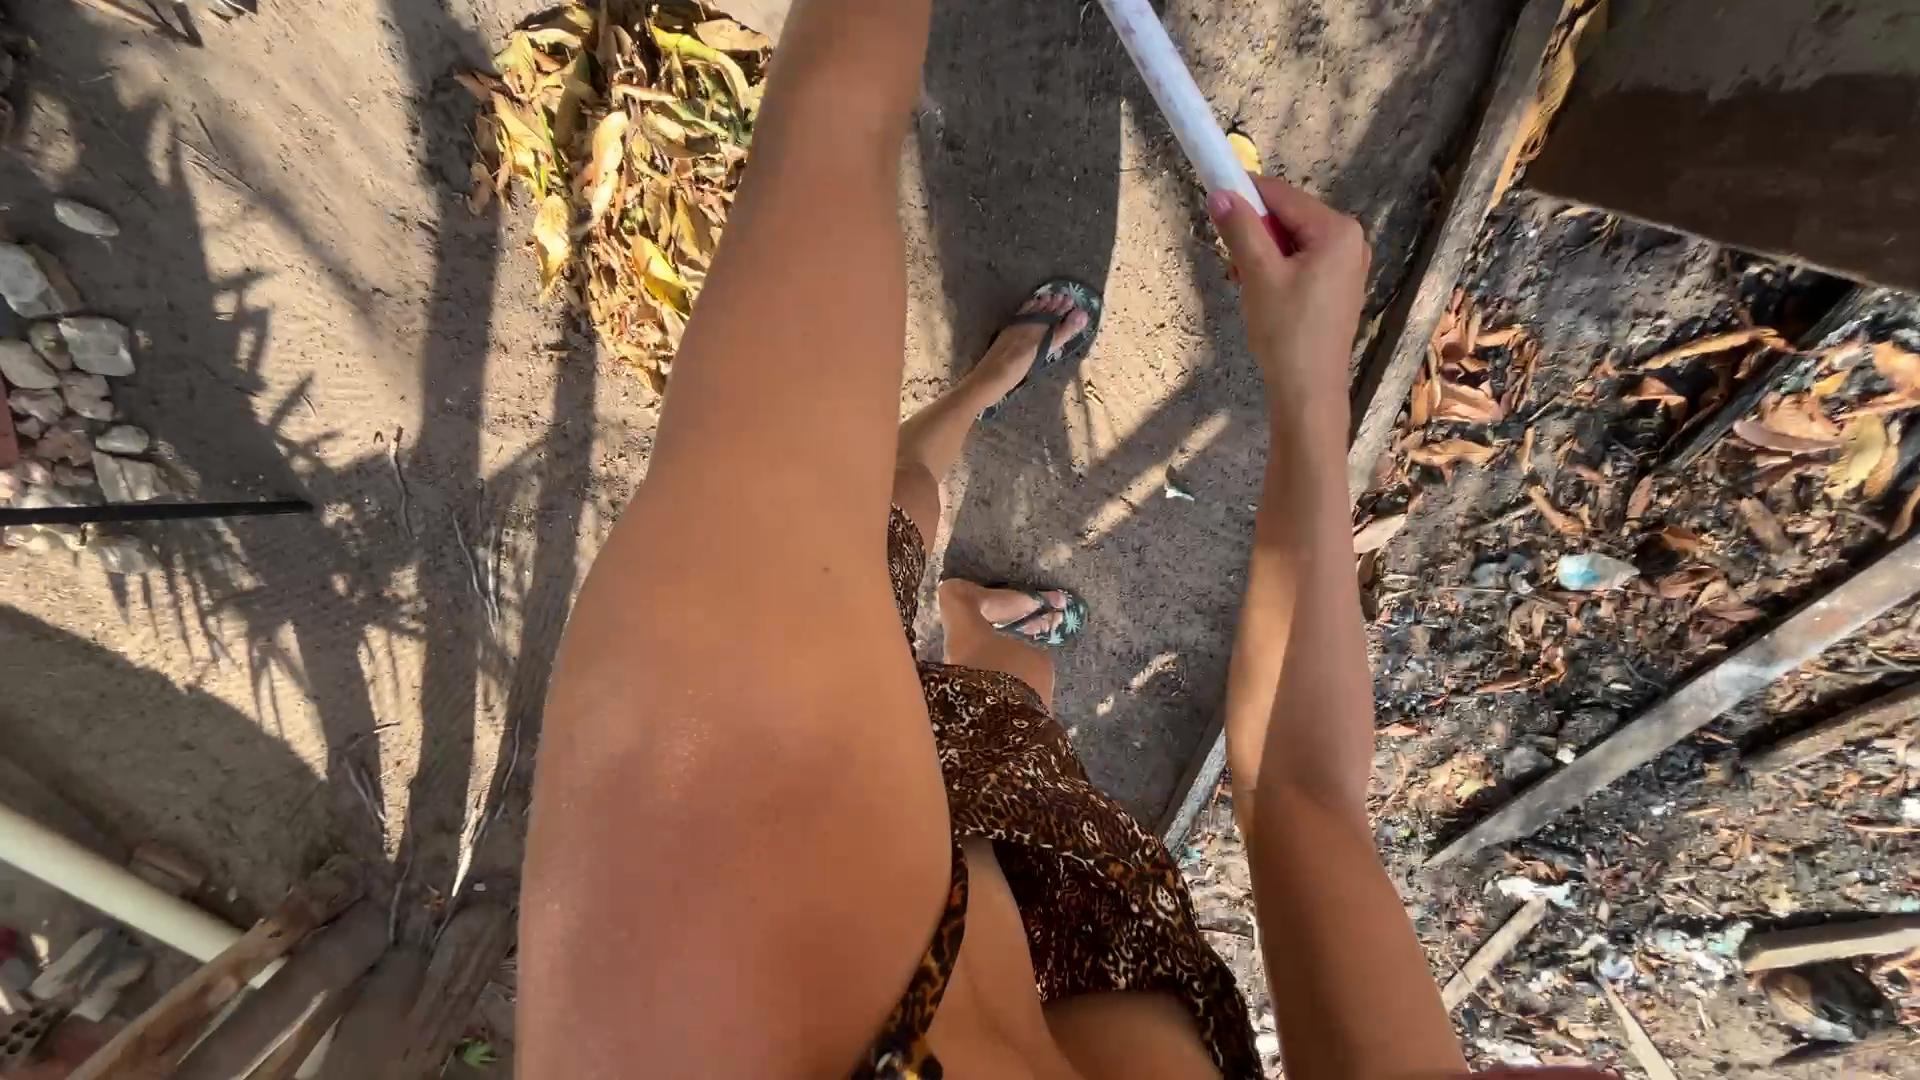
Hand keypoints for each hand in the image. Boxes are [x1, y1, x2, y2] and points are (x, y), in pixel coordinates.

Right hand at [1207, 174, 1368, 433]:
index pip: (1282, 195)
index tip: (1214, 198)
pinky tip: (1266, 300)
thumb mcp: (1258, 276)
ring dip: (1262, 258)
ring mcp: (1346, 266)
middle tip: (1235, 267)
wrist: (1308, 389)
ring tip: (1250, 290)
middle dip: (1255, 236)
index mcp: (1336, 230)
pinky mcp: (1337, 290)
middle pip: (1288, 219)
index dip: (1246, 194)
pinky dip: (1277, 274)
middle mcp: (1350, 240)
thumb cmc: (1286, 332)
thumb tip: (1220, 195)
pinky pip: (1301, 265)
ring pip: (1292, 244)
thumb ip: (1241, 231)